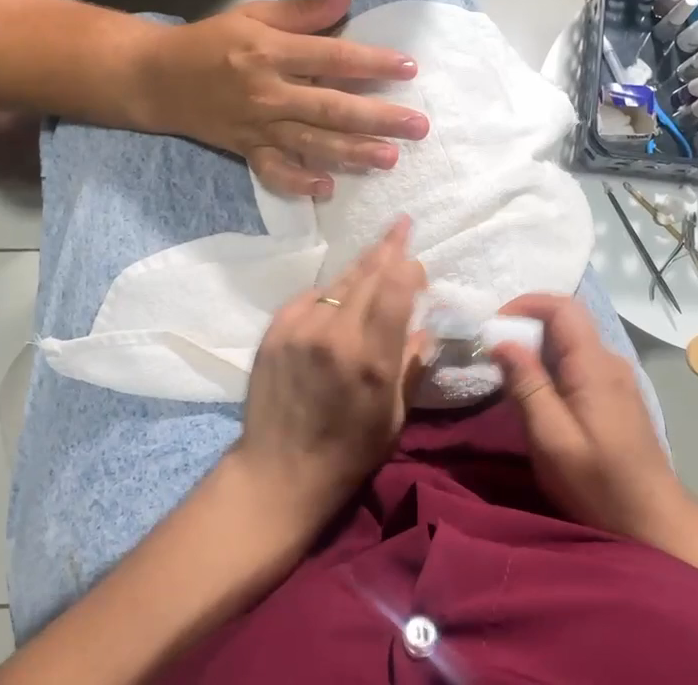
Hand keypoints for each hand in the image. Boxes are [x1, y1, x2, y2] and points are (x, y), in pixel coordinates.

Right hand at [136, 0, 428, 195]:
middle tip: (418, 126)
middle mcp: (267, 92)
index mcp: (270, 52)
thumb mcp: (254, 15)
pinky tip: (327, 188)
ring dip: (354, 152)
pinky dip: (298, 181)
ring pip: (312, 142)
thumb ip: (303, 11)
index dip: (372, 62)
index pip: (332, 58)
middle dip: (378, 117)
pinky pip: (273, 171)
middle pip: (331, 107)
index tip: (409, 68)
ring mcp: (257, 126)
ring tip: (391, 158)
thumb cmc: (211, 41)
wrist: (156, 78)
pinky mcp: (245, 150)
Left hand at [234, 217, 428, 513]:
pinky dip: (330, 291)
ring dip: (361, 267)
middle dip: (388, 249)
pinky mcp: (274, 331)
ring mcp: (300, 329)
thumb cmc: (348, 451)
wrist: (278, 472)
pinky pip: (311, 297)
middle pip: (368, 275)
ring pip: (338, 282)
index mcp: (372, 360)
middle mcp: (335, 335)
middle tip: (402, 226)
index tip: (417, 260)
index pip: (395, 290)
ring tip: (377, 251)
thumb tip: (423, 327)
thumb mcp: (394, 415)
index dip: (408, 266)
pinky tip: (339, 294)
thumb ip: (411, 365)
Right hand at [492, 293, 697, 546]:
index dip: (526, 304)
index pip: (563, 308)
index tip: (493, 324)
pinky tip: (537, 395)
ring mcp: (617, 379)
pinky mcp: (616, 397)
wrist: (653, 521)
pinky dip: (552, 367)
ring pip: (572, 344)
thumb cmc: (599, 484)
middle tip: (492, 352)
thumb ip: (527, 386)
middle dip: (526, 327)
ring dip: (538, 349)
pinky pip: (579, 364)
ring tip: (507, 374)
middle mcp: (610, 361)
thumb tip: (502, 340)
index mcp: (595, 365)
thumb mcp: (552, 440)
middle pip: (567, 322)